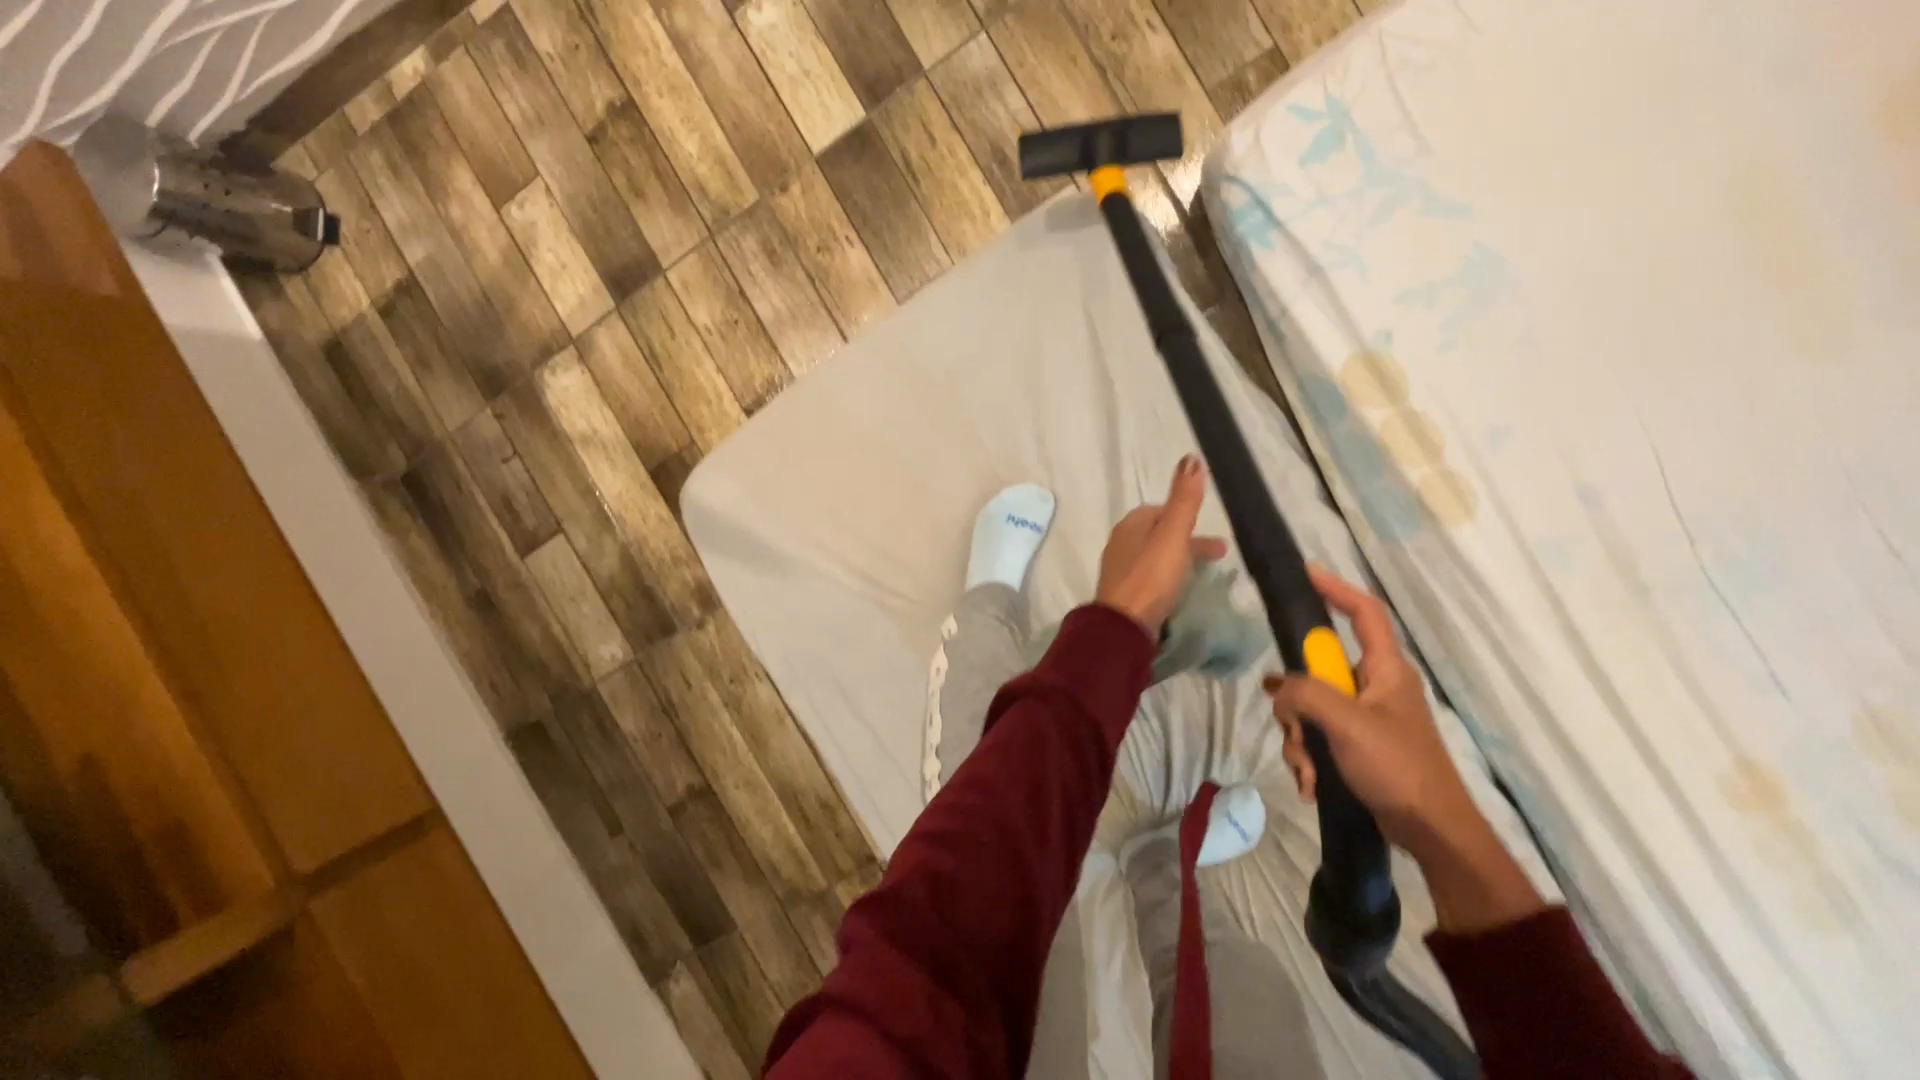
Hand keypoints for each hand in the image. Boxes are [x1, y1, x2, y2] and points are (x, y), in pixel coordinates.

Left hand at [1094, 455, 1228, 638]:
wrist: (1124, 627)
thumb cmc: (1151, 577)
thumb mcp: (1173, 535)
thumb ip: (1184, 500)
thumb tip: (1191, 458)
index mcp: (1130, 525)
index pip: (1159, 510)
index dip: (1183, 515)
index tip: (1206, 527)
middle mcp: (1121, 544)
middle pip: (1158, 534)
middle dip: (1188, 539)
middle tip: (1219, 553)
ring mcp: (1120, 571)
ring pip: (1156, 556)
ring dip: (1180, 559)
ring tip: (1205, 574)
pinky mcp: (1124, 595)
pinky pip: (1150, 578)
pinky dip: (1169, 577)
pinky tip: (1179, 592)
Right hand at [1268, 566, 1543, 931]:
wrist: (1431, 831)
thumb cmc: (1398, 767)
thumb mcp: (1347, 724)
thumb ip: (1307, 694)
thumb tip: (1279, 688)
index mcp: (1386, 671)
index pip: (1365, 613)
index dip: (1337, 590)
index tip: (1306, 575)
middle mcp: (1375, 688)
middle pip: (1318, 672)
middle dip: (1296, 704)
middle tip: (1296, 730)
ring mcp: (1366, 720)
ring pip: (1311, 710)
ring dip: (1300, 740)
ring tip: (1309, 772)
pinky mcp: (1358, 749)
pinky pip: (1318, 739)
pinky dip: (1310, 760)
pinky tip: (1312, 785)